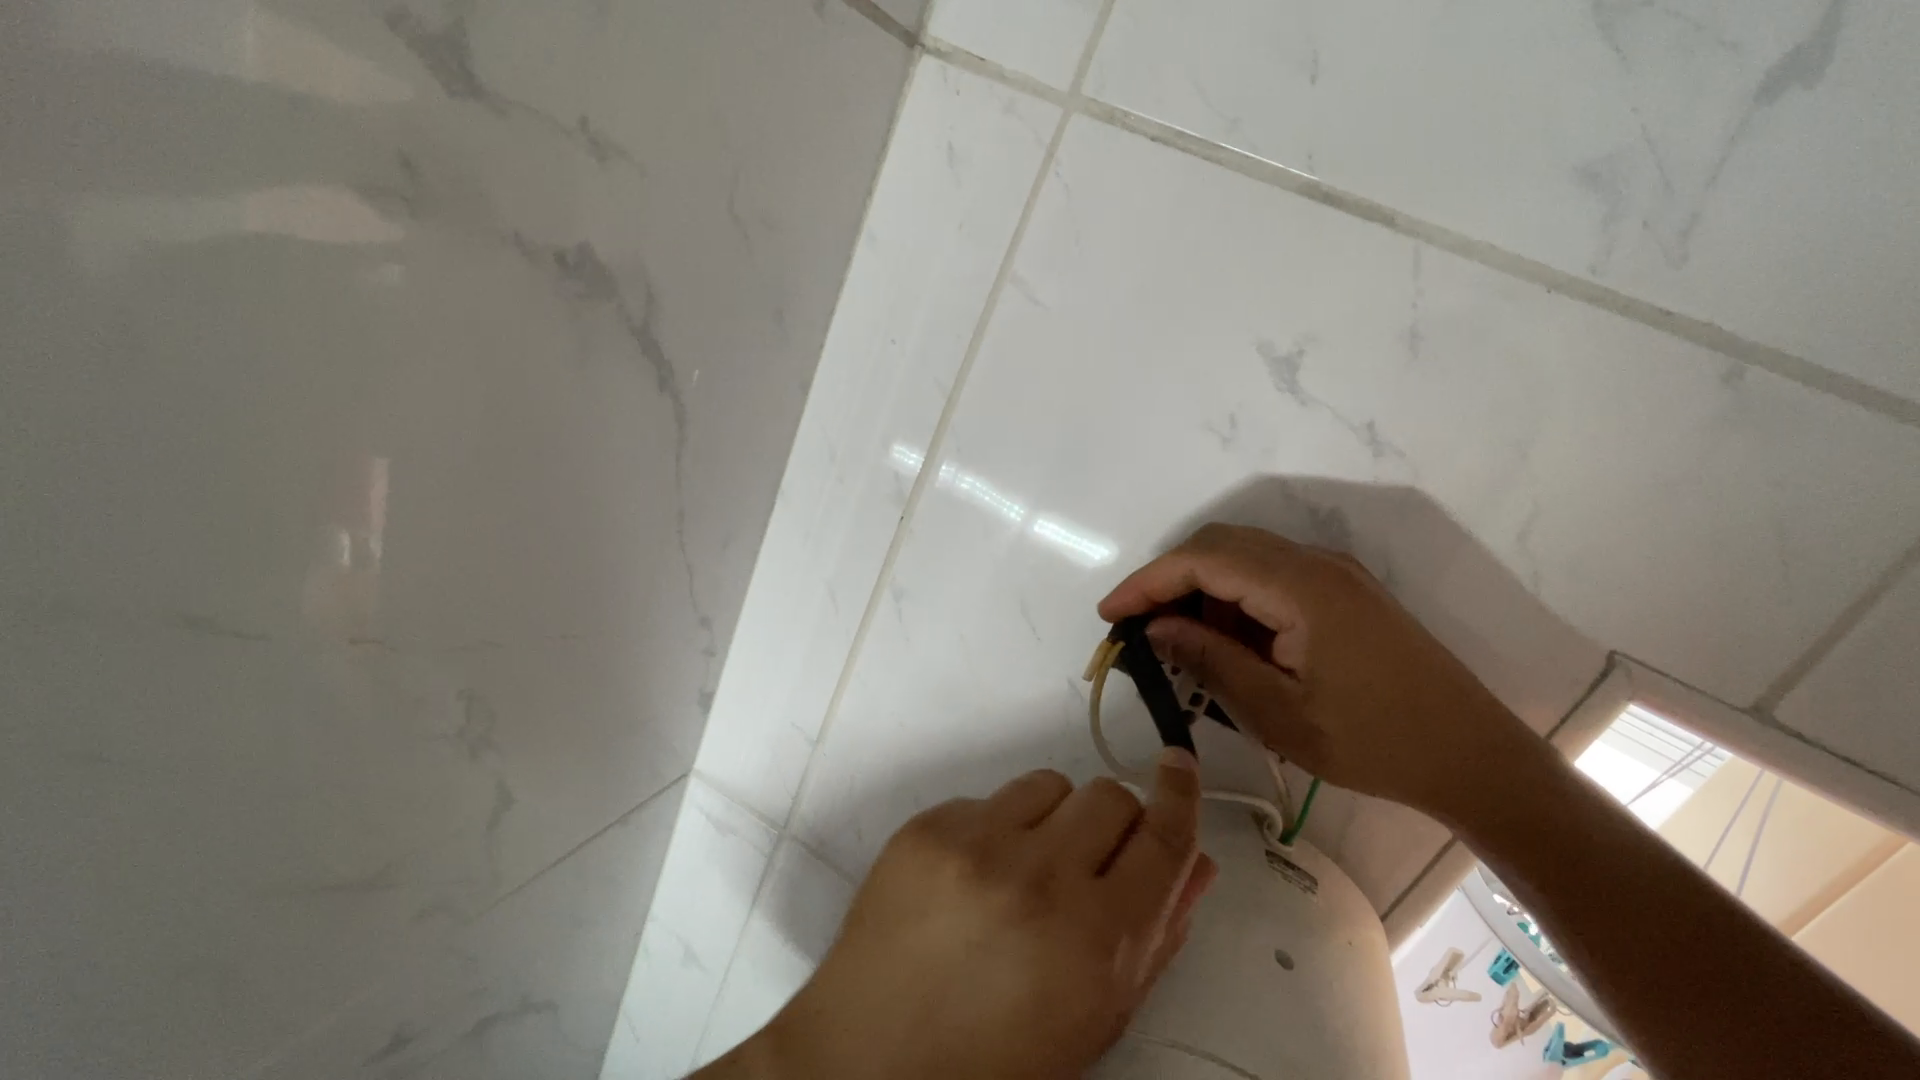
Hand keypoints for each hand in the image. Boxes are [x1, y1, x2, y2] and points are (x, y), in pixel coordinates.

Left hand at [712, 751, 1215, 1079]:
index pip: (1162, 837)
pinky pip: (988, 799)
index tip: (1178, 764)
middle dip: (1114, 823)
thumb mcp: (1096, 1017)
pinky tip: (973, 880)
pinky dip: (995, 829)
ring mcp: (974, 844)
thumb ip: (1156, 938)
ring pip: (1050, 784)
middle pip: (1109, 796)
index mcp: (1093, 936)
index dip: (1180, 794)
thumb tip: (1197, 864)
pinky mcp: (925, 828)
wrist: (875, 1057)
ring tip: (1026, 869)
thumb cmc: (998, 1055)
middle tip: (1091, 860)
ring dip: (1054, 818)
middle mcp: (1037, 875)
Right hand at [1098, 523, 1539, 819]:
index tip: (1109, 616)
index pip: (1203, 559)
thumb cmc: (1374, 742)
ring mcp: (1336, 576)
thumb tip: (1157, 628)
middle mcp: (1317, 564)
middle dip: (1170, 579)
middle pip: (1221, 545)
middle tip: (1137, 628)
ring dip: (1203, 591)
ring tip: (1176, 644)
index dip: (1147, 582)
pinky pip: (1273, 579)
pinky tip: (1225, 644)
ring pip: (1246, 559)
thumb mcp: (1278, 712)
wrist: (1475, 757)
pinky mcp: (1346, 595)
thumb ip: (1210, 660)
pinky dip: (1235, 601)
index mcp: (1301, 587)